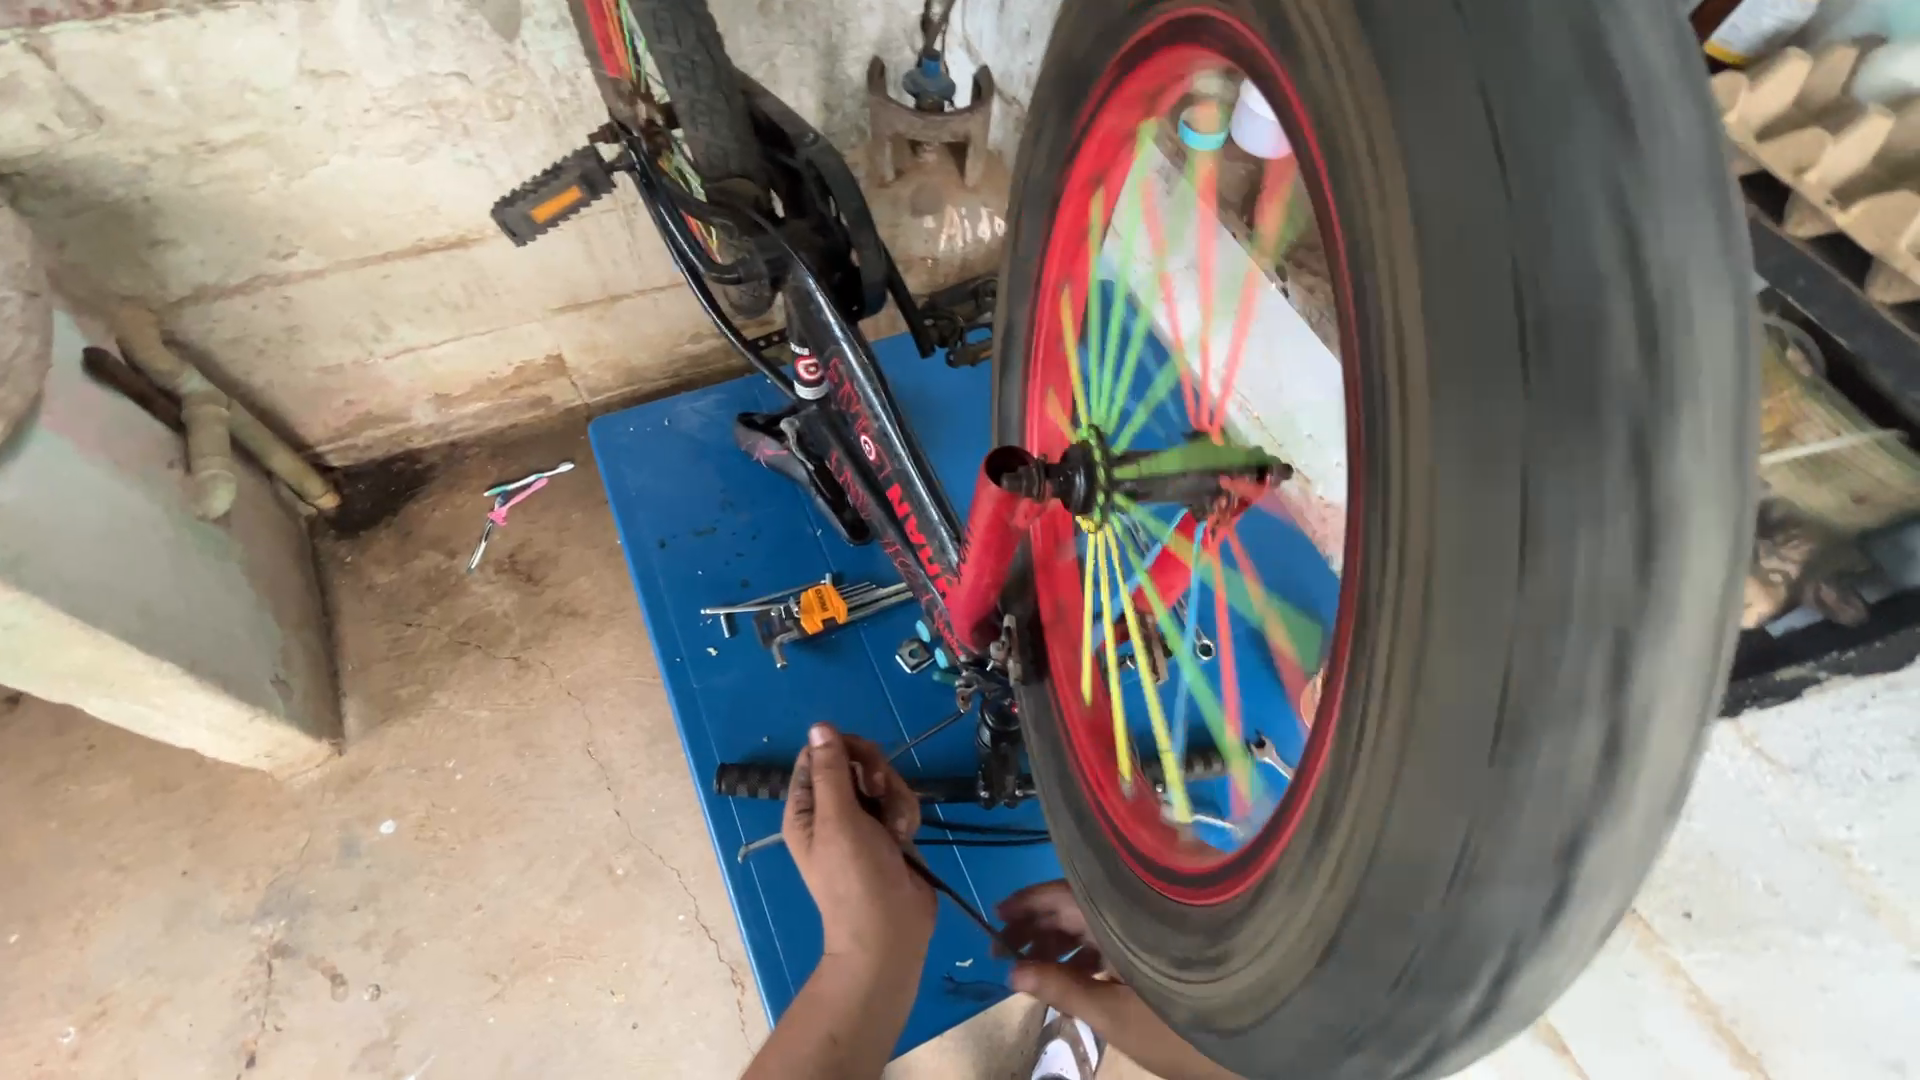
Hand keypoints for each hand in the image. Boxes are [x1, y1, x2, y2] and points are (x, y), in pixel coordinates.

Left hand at [782, 723, 935, 977]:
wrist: (891, 930)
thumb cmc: (854, 877)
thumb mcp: (838, 819)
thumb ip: (831, 769)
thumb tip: (819, 725)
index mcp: (807, 807)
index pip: (819, 754)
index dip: (843, 750)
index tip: (860, 763)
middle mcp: (831, 810)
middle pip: (855, 761)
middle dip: (875, 774)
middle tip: (879, 791)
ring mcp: (862, 820)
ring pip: (883, 780)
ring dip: (895, 799)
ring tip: (896, 831)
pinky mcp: (889, 830)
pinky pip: (900, 801)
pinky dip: (906, 816)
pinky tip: (906, 839)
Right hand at [1000, 881, 1239, 1079]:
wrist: (1261, 1035)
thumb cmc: (1180, 1025)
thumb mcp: (1115, 1015)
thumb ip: (1061, 988)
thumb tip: (1012, 972)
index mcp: (1118, 913)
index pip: (1061, 894)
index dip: (1026, 904)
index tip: (995, 919)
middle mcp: (1132, 906)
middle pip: (1075, 903)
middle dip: (1037, 925)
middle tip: (1004, 950)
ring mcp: (1150, 921)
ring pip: (1094, 918)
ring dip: (1060, 938)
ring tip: (1031, 964)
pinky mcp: (1163, 939)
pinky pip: (1115, 932)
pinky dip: (1089, 948)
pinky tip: (1074, 970)